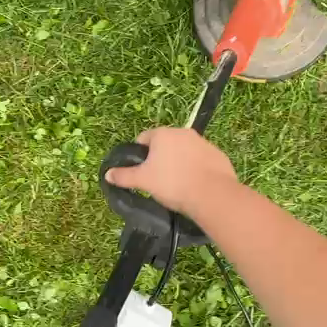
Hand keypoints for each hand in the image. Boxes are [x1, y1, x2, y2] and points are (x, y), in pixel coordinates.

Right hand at [103, 127, 240, 216]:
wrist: (211, 194)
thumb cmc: (172, 184)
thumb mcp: (143, 181)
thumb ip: (124, 176)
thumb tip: (108, 174)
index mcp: (162, 134)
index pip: (144, 139)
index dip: (140, 155)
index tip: (141, 172)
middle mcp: (183, 132)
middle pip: (165, 144)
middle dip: (160, 158)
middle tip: (158, 180)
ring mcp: (203, 142)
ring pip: (184, 151)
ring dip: (179, 162)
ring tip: (178, 185)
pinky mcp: (218, 154)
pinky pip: (201, 160)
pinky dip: (196, 168)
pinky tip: (195, 185)